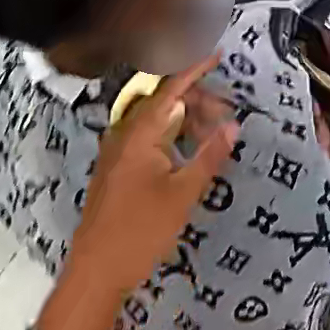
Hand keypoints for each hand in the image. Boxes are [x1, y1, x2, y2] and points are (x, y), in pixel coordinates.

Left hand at [68, 54, 237, 293]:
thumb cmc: (140, 232)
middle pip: (164, 102)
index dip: (195, 70)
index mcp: (140, 135)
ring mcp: (117, 154)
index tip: (217, 55)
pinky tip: (189, 150)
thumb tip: (233, 125)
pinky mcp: (117, 170)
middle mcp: (124, 136)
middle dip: (197, 100)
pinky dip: (172, 135)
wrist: (95, 274)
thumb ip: (210, 155)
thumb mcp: (184, 193)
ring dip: (186, 119)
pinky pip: (148, 137)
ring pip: (156, 121)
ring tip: (213, 132)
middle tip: (226, 113)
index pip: (170, 89)